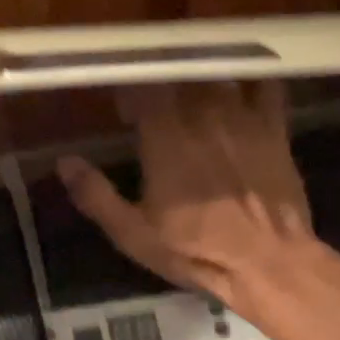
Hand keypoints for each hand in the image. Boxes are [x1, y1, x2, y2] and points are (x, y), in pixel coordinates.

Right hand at [58, 82, 313, 310]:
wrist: (267, 262)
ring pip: (216, 77)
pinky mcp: (274, 128)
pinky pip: (264, 85)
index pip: (142, 88)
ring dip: (199, 83)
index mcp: (164, 137)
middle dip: (162, 86)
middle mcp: (203, 115)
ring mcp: (243, 117)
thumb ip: (96, 195)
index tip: (124, 111)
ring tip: (192, 100)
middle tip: (155, 109)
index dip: (130, 92)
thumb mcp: (133, 233)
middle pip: (178, 77)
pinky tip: (242, 88)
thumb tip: (64, 162)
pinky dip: (250, 80)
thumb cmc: (194, 249)